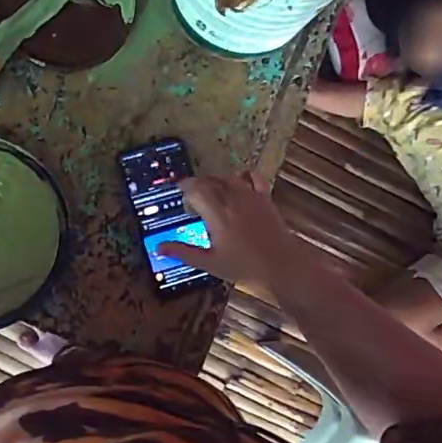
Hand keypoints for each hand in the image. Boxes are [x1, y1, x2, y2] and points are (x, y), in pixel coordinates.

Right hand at [156, 172, 299, 286]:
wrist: (283, 265)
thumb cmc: (244, 266)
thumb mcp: (210, 263)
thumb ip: (184, 252)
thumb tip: (159, 248)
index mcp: (217, 214)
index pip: (195, 189)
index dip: (184, 187)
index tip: (179, 191)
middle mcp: (232, 200)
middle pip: (210, 181)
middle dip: (198, 185)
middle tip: (192, 196)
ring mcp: (250, 197)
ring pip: (228, 177)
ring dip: (216, 181)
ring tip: (211, 191)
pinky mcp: (265, 198)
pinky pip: (253, 177)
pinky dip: (243, 176)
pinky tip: (239, 182)